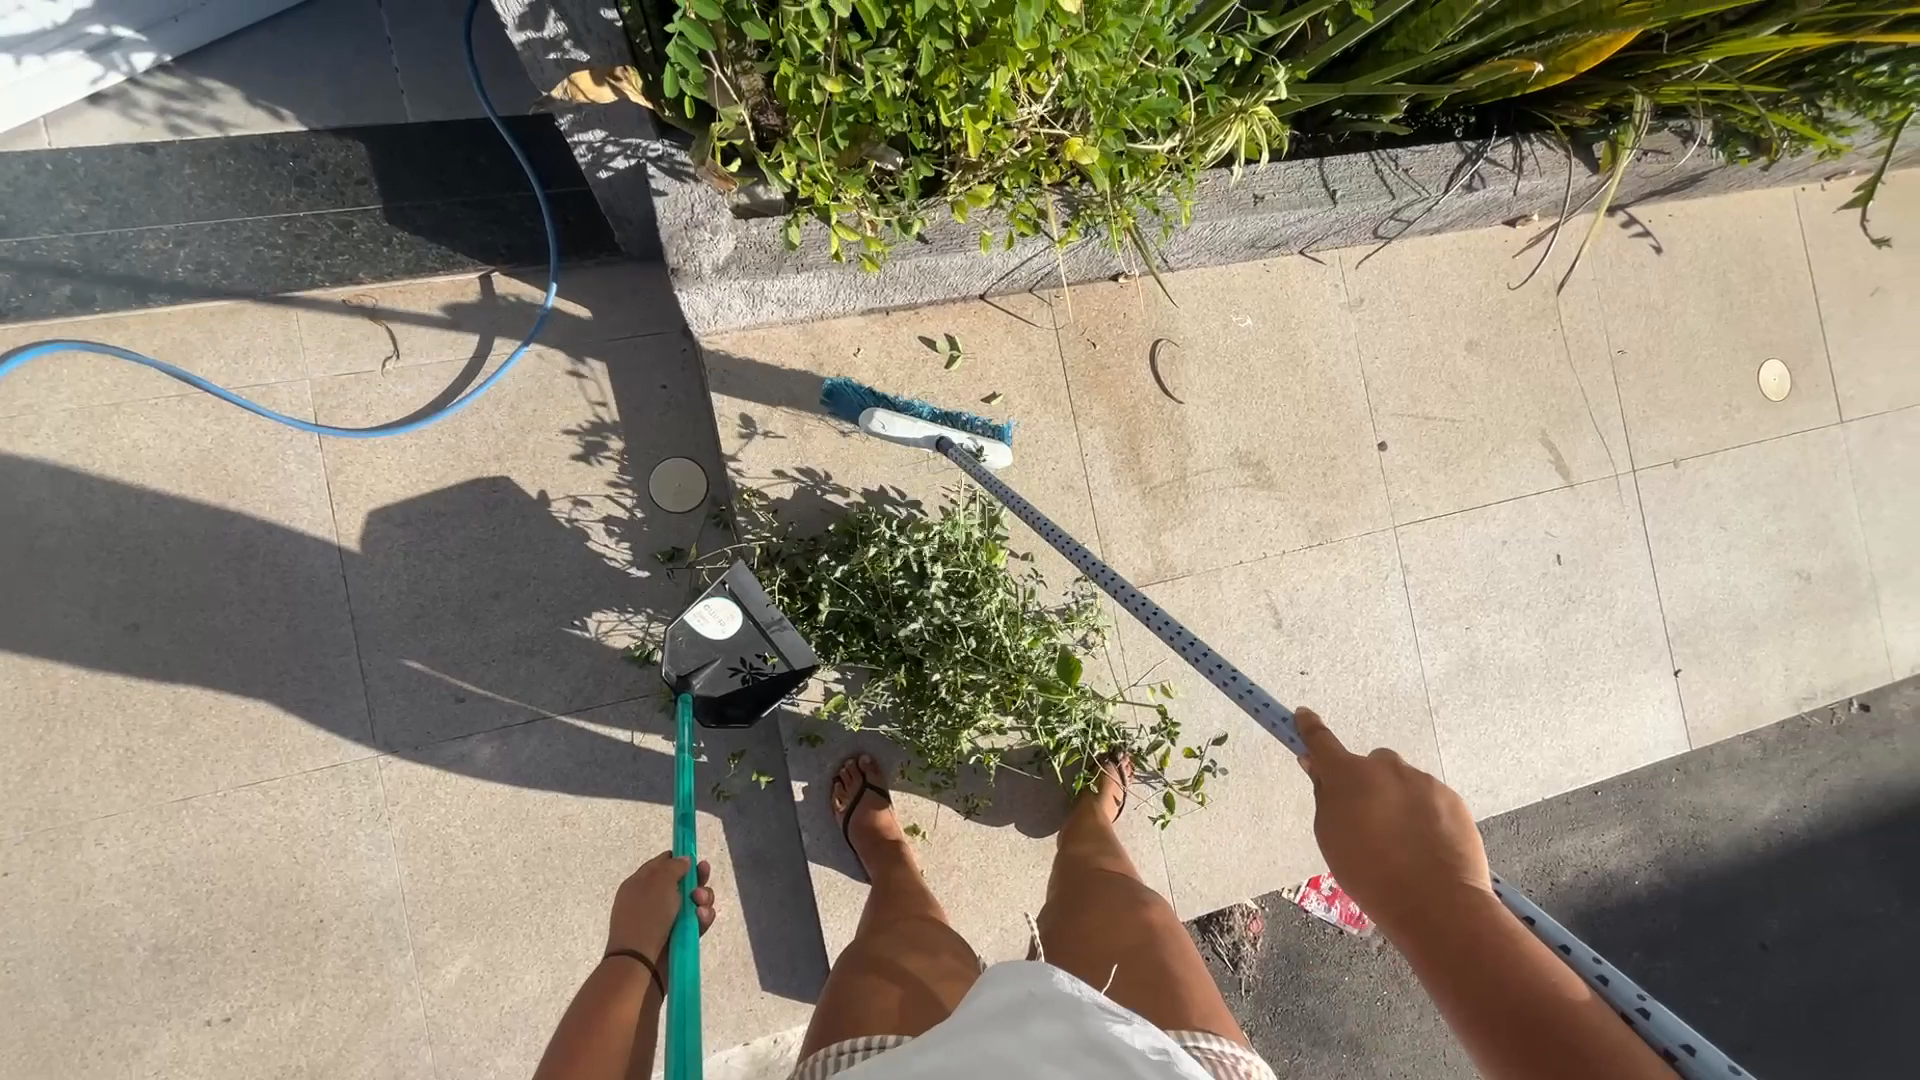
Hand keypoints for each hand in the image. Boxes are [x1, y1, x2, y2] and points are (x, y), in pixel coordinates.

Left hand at [606, 852, 715, 962]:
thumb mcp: (659, 882)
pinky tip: (701, 918)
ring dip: (703, 898)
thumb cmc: (646, 916)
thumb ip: (675, 866)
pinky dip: (702, 918)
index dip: (679, 859)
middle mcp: (653, 899)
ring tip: (700, 904)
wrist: (640, 964)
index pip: (662, 863)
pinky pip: (697, 921)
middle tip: (701, 881)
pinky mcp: (679, 936)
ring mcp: (666, 919)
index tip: (694, 859)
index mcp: (641, 884)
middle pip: (683, 881)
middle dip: (697, 879)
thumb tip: (684, 860)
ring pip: (694, 901)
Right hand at [1295, 707, 1491, 931]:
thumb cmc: (1367, 872)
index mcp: (1347, 774)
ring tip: (1403, 842)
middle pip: (1370, 765)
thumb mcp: (1329, 835)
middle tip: (1368, 819)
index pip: (1321, 740)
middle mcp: (1385, 767)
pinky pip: (1428, 798)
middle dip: (1367, 782)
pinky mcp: (1452, 798)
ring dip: (1397, 799)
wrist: (1436, 902)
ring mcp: (1422, 781)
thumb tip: (1319, 768)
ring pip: (1401, 782)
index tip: (1303, 715)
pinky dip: (1423, 814)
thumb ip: (1324, 796)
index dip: (1309, 727)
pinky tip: (1425, 845)